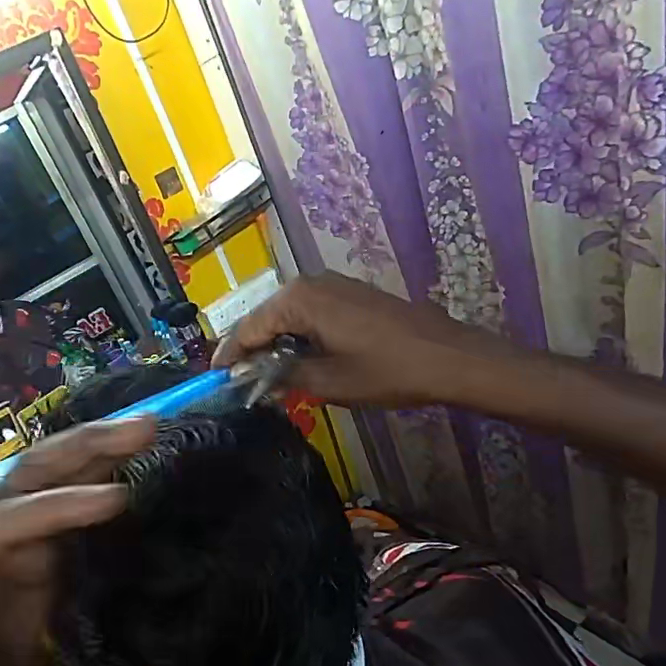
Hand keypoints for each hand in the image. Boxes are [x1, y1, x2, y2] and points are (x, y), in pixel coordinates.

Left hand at [0, 418, 153, 665]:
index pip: (3, 519)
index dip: (58, 506)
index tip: (116, 499)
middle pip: (25, 478)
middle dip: (80, 448)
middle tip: (141, 425)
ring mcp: (1, 546)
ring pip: (46, 485)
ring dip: (93, 454)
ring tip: (144, 430)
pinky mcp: (27, 559)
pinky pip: (62, 513)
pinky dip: (94, 486)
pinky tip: (126, 471)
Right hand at [214, 273, 560, 417]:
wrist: (450, 357)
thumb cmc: (386, 371)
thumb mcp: (328, 382)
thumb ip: (284, 376)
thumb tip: (256, 379)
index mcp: (299, 300)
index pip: (249, 328)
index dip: (230, 355)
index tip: (215, 378)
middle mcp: (310, 283)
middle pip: (264, 317)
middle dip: (250, 348)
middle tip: (236, 378)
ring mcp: (333, 285)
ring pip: (286, 314)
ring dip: (272, 342)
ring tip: (261, 373)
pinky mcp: (349, 295)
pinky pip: (308, 313)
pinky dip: (295, 335)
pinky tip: (294, 357)